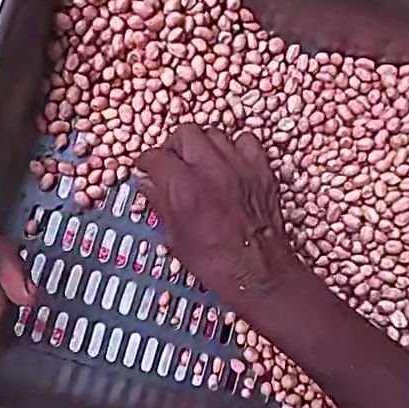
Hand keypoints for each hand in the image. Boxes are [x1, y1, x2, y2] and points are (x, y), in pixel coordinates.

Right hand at [135, 124, 308, 308]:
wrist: (259, 274)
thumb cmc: (216, 263)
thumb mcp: (176, 237)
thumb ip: (160, 204)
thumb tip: (148, 184)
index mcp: (183, 188)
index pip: (156, 156)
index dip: (147, 162)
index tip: (147, 168)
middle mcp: (211, 170)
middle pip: (185, 134)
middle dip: (174, 146)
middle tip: (173, 162)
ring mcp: (239, 167)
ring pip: (214, 134)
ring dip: (203, 145)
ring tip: (200, 162)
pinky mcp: (261, 170)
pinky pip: (246, 141)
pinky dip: (235, 148)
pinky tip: (230, 163)